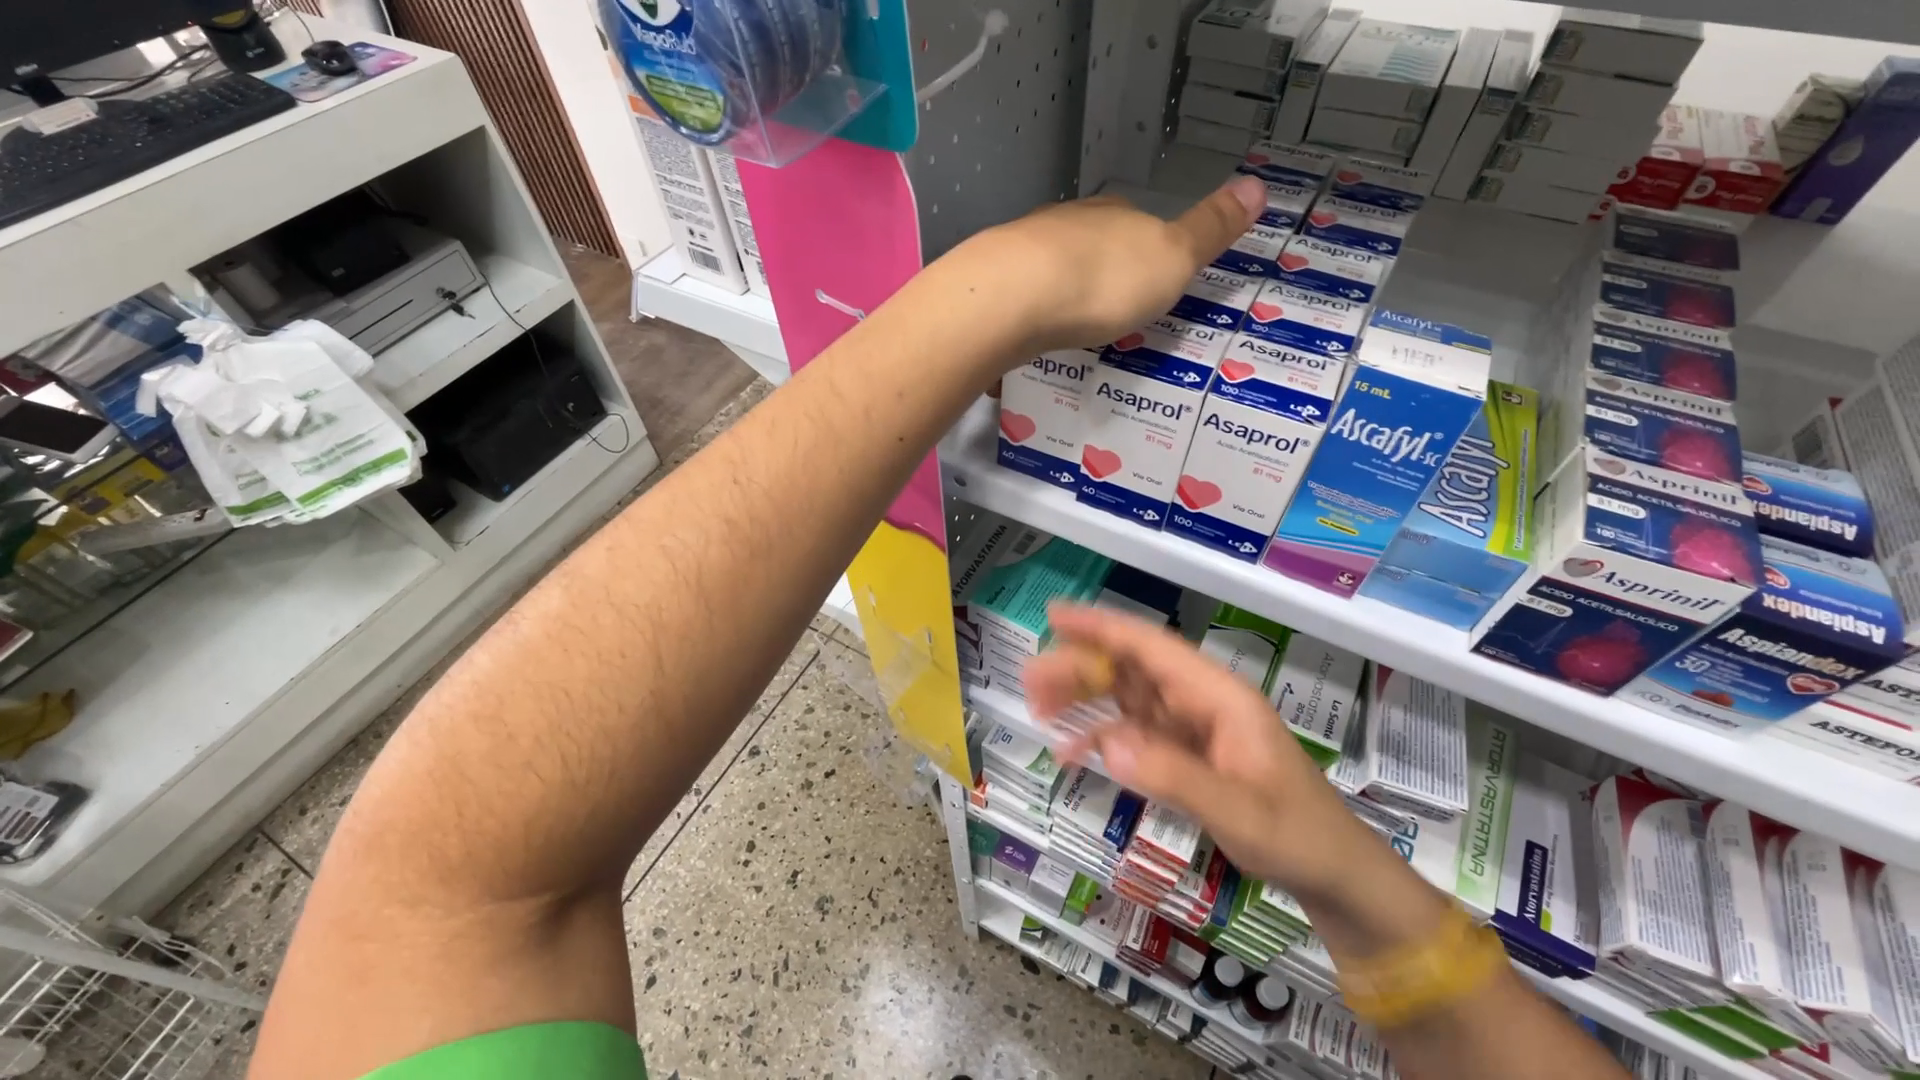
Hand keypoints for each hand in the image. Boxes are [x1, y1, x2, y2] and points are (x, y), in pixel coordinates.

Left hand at [956, 176, 1265, 356]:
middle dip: (1100, 274)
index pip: (1137, 224)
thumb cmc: (1106, 281)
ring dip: (1060, 293)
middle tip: (1109, 314)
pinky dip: (1028, 314)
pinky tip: (1031, 335)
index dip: (1146, 252)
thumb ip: (1211, 229)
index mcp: (1115, 216)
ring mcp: (1024, 250)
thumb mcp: (1175, 259)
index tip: (1148, 284)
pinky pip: (1018, 298)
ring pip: (1050, 269)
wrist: (1015, 297)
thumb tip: (1258, 183)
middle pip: (1091, 246)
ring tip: (1069, 330)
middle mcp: (1067, 224)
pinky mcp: (992, 284)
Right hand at [1023, 604, 1379, 904]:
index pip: (1153, 649)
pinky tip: (1072, 751)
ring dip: (1086, 699)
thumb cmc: (1296, 836)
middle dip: (1081, 669)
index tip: (1056, 616)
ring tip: (1038, 708)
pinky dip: (1104, 737)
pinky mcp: (1189, 757)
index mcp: (1220, 699)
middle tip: (1030, 682)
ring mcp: (1195, 731)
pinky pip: (1137, 736)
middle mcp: (1203, 705)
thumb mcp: (1239, 813)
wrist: (1335, 873)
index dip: (1103, 628)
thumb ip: (1174, 778)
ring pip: (1130, 700)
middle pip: (1133, 671)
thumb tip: (1107, 745)